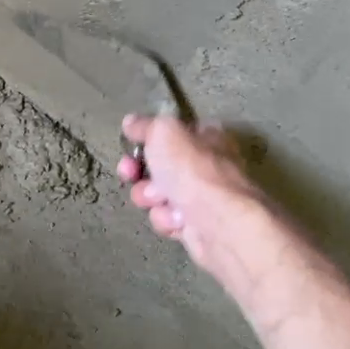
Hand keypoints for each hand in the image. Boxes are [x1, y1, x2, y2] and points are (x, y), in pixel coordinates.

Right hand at [117, 114, 274, 275]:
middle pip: (158, 165)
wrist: (220, 224)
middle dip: (139, 172)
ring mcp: (202, 197)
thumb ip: (145, 125)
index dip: (146, 139)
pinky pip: (168, 219)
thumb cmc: (193, 170)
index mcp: (206, 137)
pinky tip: (177, 221)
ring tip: (162, 201)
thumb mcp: (163, 132)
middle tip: (130, 174)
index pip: (171, 132)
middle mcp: (206, 165)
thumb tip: (130, 122)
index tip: (129, 146)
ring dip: (151, 198)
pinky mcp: (197, 226)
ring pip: (157, 194)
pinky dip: (167, 220)